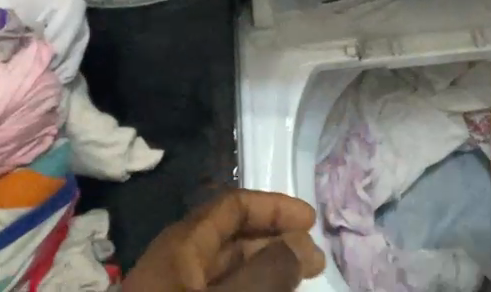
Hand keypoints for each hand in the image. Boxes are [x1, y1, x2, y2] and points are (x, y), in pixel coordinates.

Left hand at [124, 190, 327, 291]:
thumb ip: (266, 272)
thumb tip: (301, 242)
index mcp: (181, 245)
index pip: (233, 206)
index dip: (274, 208)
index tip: (311, 222)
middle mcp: (175, 265)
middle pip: (232, 239)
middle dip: (275, 244)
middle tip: (314, 262)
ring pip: (226, 274)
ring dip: (265, 273)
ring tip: (299, 284)